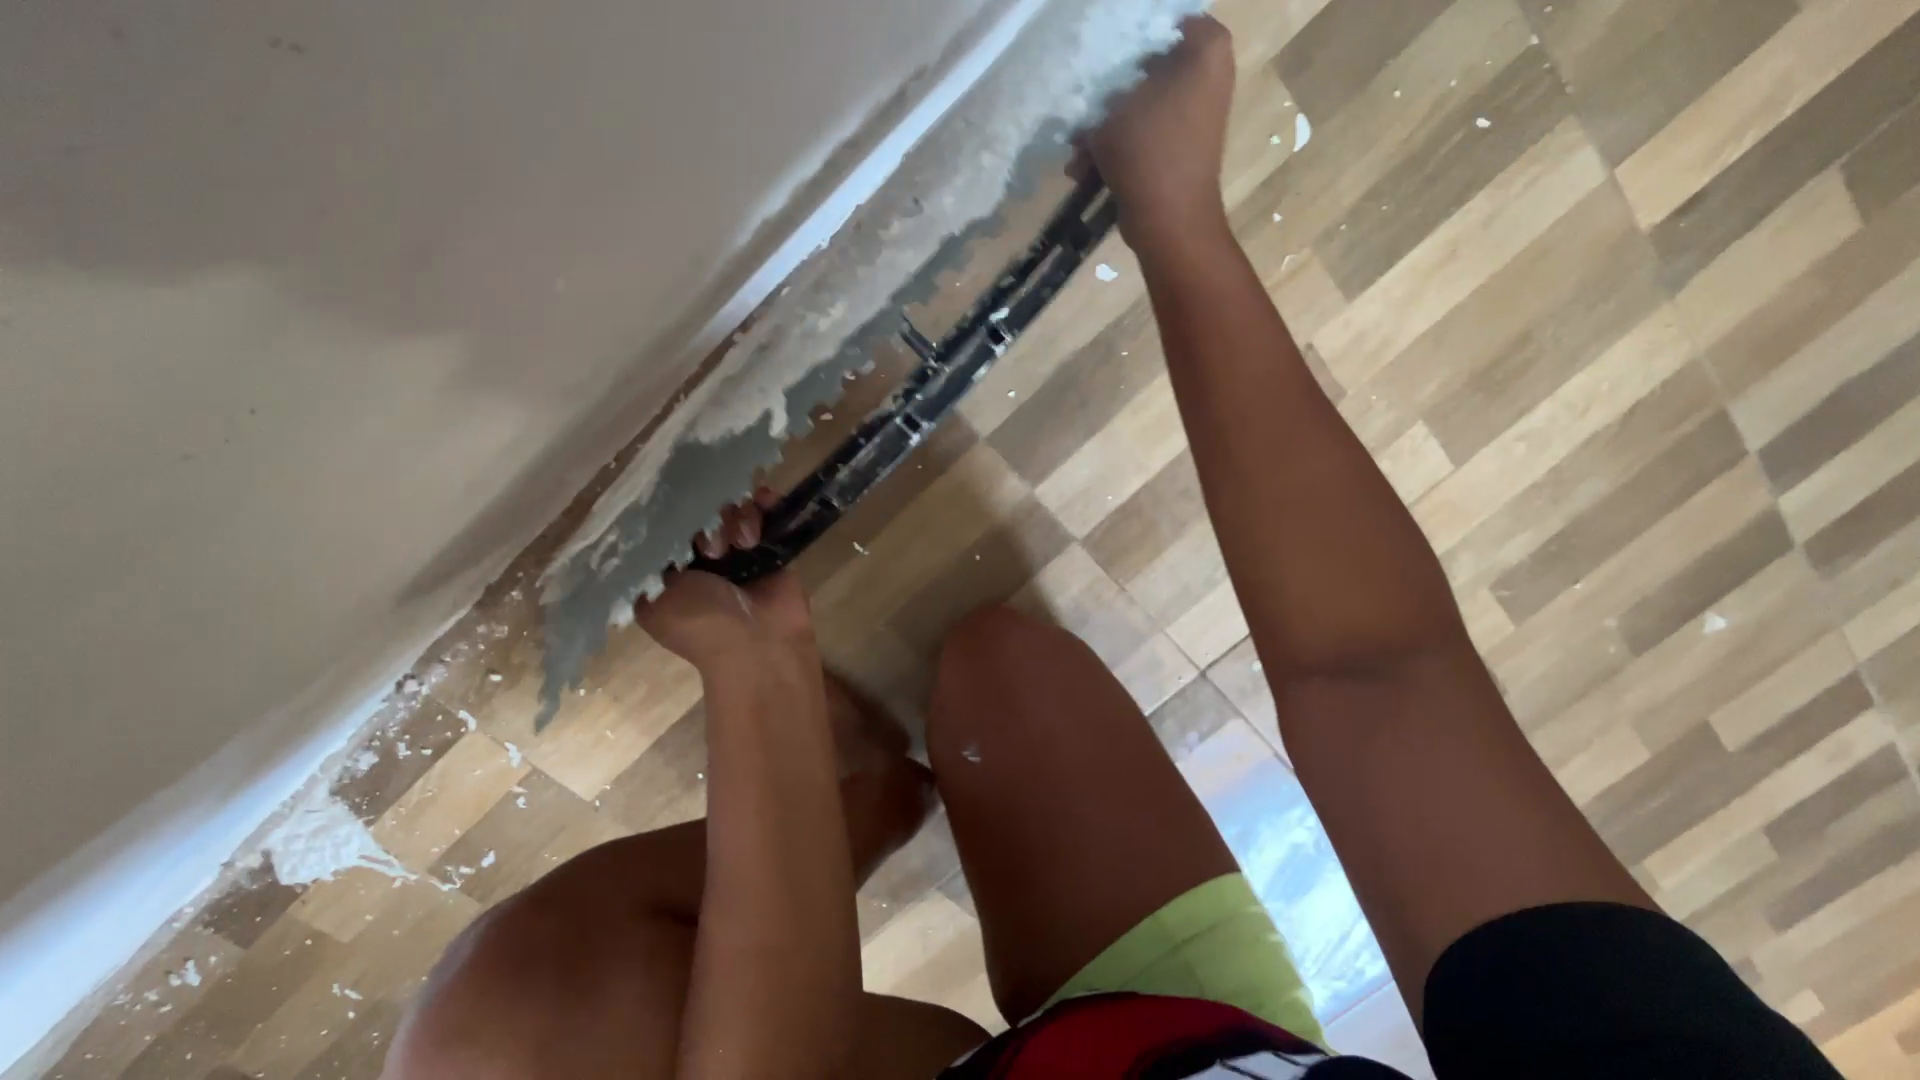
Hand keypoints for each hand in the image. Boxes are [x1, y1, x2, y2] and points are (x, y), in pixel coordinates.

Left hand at [635, 489, 815, 673]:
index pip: (666, 527)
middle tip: (714, 550)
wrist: (758, 643)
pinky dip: (764, 500)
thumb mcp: (653, 600)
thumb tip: (653, 530)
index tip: (680, 526)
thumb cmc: (700, 623)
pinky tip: (765, 503)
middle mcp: (701, 560)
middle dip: (707, 523)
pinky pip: (764, 508)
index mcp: (670, 573)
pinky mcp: (769, 545)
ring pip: (730, 507)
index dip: (672, 518)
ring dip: (736, 518)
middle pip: (699, 513)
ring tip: (744, 543)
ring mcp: (737, 550)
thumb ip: (646, 564)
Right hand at [1086, 16, 1235, 253]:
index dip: (1127, 29)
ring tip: (1077, 148)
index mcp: (1206, 49)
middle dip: (1108, 88)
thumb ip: (1106, 75)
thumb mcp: (1114, 105)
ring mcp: (1193, 112)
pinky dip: (1115, 148)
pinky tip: (1084, 169)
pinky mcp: (1178, 144)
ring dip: (1103, 125)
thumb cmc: (1148, 151)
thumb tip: (1098, 74)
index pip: (1163, 18)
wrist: (1169, 220)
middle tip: (1081, 100)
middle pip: (1145, 62)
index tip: (1097, 44)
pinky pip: (1143, 131)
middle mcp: (1207, 74)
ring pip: (1138, 101)